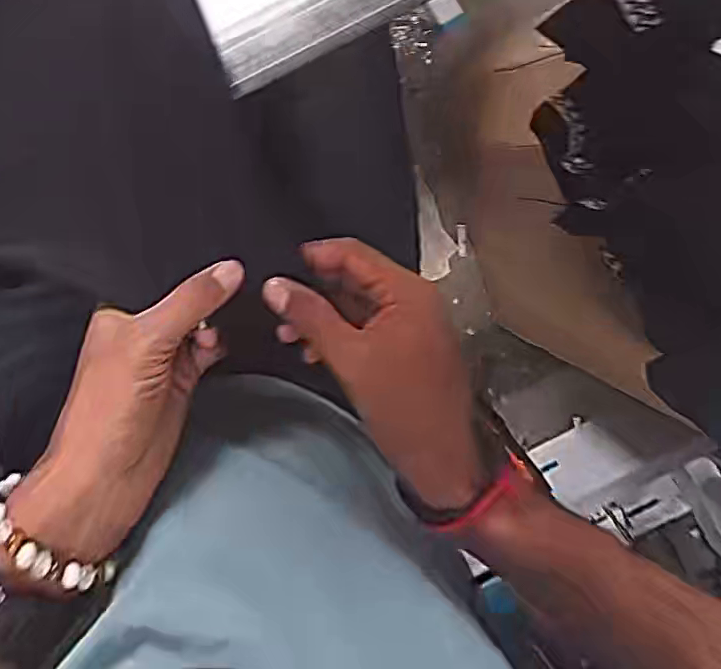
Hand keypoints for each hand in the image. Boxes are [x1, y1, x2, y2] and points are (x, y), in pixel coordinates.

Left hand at [5, 260, 237, 570]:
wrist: (106, 481)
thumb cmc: (102, 413)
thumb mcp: (148, 341)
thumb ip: (190, 302)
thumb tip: (227, 271)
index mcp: (117, 309)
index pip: (157, 272)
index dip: (186, 264)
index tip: (219, 257)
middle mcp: (140, 328)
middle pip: (184, 297)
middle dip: (207, 293)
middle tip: (229, 290)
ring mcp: (162, 355)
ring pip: (200, 322)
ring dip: (216, 320)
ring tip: (216, 328)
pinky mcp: (181, 380)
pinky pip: (208, 350)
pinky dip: (220, 344)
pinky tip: (223, 344)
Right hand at [262, 239, 490, 510]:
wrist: (445, 467)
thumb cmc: (403, 408)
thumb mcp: (348, 358)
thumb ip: (310, 315)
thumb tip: (274, 285)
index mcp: (407, 291)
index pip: (352, 253)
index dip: (312, 256)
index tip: (276, 265)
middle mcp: (412, 298)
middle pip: (353, 276)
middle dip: (312, 289)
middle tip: (276, 302)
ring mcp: (411, 323)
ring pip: (355, 303)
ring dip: (321, 314)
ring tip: (287, 331)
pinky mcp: (405, 346)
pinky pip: (365, 325)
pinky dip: (337, 332)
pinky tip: (311, 349)